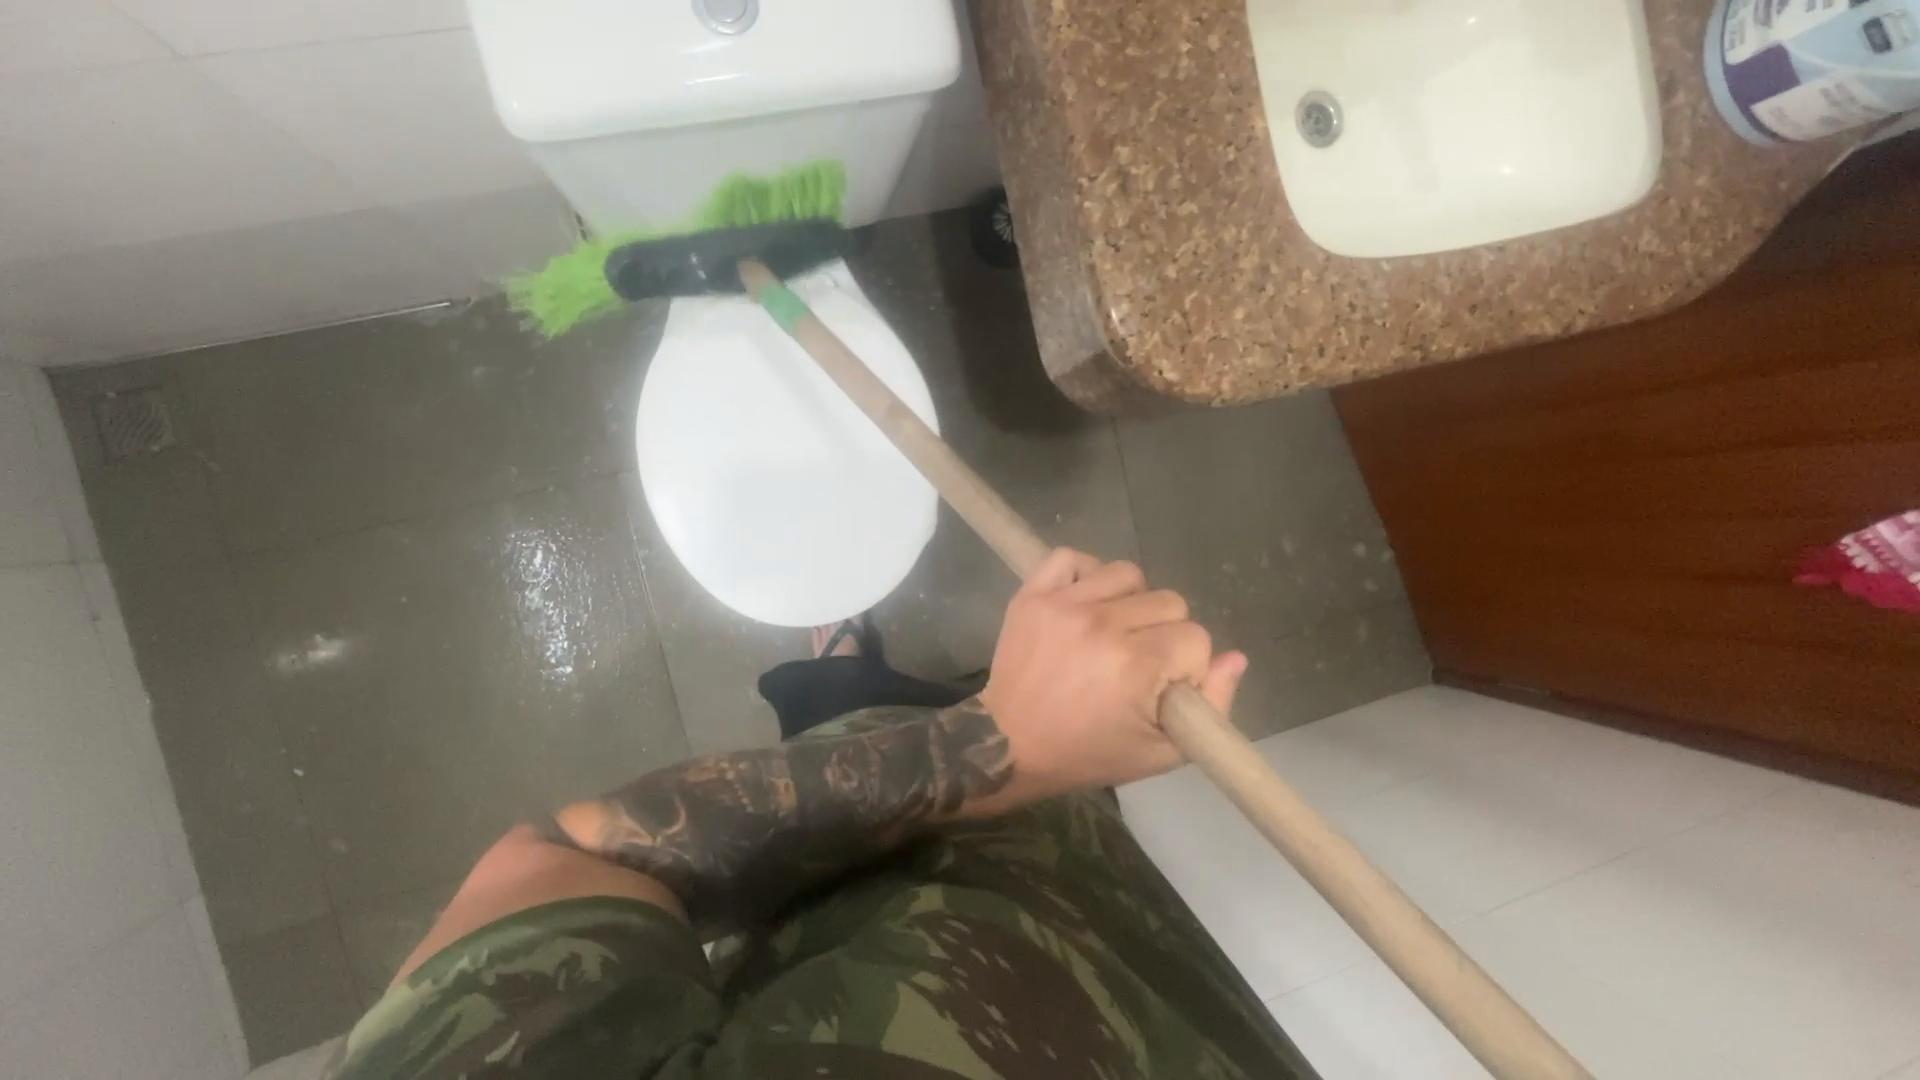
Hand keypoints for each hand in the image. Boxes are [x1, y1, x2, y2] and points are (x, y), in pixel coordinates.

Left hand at [977, 548, 1246, 800]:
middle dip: (1163, 634)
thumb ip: (1211, 704)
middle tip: (1137, 663)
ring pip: (1127, 574)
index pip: (1195, 636)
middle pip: (1168, 601)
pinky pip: (1070, 557)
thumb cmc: (1087, 753)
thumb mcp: (1161, 751)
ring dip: (1130, 601)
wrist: (1009, 744)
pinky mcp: (1032, 595)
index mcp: (1137, 665)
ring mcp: (1063, 605)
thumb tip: (1235, 657)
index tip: (1163, 687)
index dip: (1187, 665)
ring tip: (1113, 631)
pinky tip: (1086, 603)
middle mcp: (1102, 625)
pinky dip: (1084, 573)